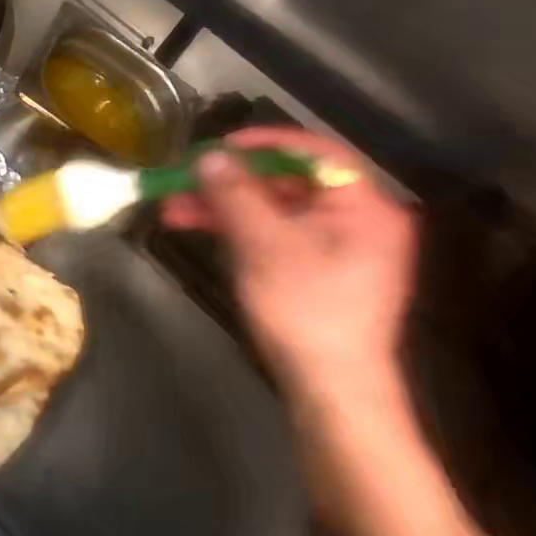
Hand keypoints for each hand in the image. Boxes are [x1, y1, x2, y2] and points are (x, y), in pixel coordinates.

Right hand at [161, 127, 416, 386]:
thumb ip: (235, 193)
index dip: (264, 143)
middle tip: (184, 179)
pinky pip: (274, 235)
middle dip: (229, 182)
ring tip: (172, 208)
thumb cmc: (306, 310)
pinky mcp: (315, 271)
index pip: (315, 153)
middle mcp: (355, 220)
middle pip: (286, 183)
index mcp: (363, 206)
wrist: (330, 392)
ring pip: (272, 211)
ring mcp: (335, 247)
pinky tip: (197, 227)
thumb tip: (209, 155)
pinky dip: (236, 230)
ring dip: (222, 207)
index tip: (219, 146)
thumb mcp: (264, 244)